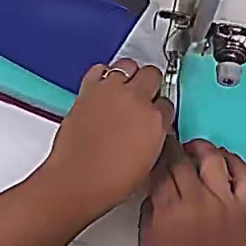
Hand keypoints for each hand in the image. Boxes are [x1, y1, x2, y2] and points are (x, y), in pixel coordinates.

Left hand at [36, 59, 173, 218]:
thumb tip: (151, 131)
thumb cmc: (109, 179)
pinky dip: (103, 75)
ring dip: (129, 75)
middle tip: (145, 96)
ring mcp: (111, 92)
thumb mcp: (147, 162)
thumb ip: (153, 138)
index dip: (161, 109)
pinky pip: (99, 70)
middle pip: (152, 75)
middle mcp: (135, 100)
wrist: (78, 180)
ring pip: (127, 65)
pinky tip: (104, 86)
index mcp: (155, 120)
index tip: (155, 114)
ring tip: (125, 87)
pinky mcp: (88, 90)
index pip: (167, 103)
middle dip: (151, 84)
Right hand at [140, 139, 245, 245]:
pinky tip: (223, 158)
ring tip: (195, 149)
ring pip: (212, 158)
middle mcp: (196, 200)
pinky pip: (242, 174)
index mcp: (168, 210)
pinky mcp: (241, 206)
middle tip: (168, 145)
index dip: (154, 154)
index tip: (152, 148)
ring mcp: (222, 201)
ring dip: (201, 148)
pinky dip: (234, 161)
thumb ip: (149, 209)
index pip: (159, 168)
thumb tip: (154, 189)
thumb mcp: (146, 241)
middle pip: (182, 159)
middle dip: (172, 148)